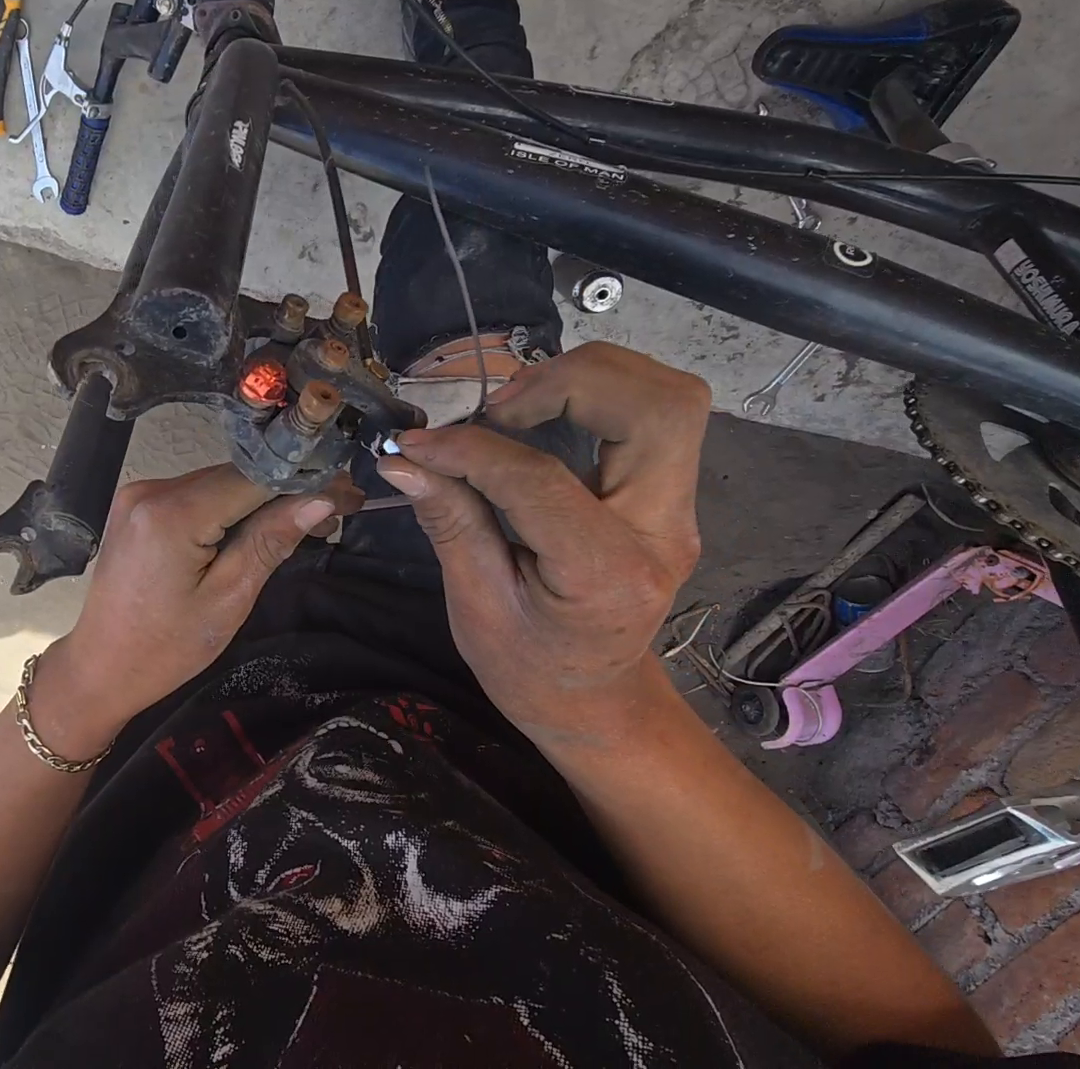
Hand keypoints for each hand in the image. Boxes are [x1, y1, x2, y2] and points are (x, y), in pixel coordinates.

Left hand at [31, 466, 362, 756]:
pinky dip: (229, 507)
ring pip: (217, 482)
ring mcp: (138, 494)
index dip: (306, 479)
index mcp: (171, 513)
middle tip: (339, 509)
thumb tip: (322, 498)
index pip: (254, 475)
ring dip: (261, 498)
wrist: (101, 667)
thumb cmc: (165, 649)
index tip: (349, 491)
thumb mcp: (228, 599)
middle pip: (235, 474)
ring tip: (307, 521)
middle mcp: (151, 489)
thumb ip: (270, 541)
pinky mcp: (136, 506)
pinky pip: (195, 495)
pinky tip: (260, 525)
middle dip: (287, 488)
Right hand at [374, 341, 708, 747]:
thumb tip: (404, 460)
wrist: (595, 700)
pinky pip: (655, 417)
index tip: (416, 445)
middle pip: (657, 409)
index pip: (541, 481)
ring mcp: (676, 510)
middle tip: (494, 408)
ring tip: (515, 404)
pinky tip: (541, 414)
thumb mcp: (475, 606)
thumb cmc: (528, 668)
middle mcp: (662, 532)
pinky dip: (597, 395)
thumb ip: (450, 522)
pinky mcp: (667, 496)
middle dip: (568, 383)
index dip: (470, 451)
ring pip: (668, 399)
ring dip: (590, 379)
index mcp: (606, 575)